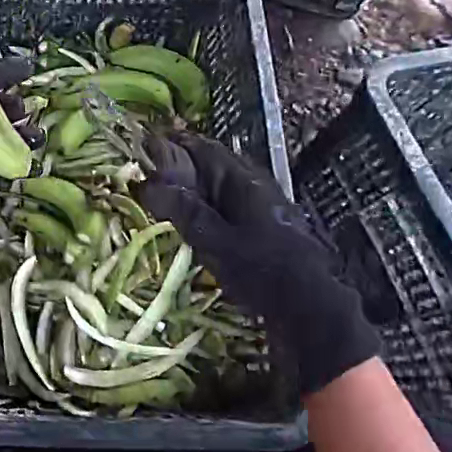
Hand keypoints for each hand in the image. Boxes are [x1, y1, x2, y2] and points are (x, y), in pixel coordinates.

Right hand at [139, 135, 382, 394]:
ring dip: (193, 184)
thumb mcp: (213, 239)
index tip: (144, 148)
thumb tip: (147, 183)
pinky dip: (206, 203)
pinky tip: (194, 219)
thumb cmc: (259, 270)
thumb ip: (182, 209)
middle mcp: (253, 183)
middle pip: (211, 163)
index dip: (172, 144)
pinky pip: (227, 203)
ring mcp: (260, 204)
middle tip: (149, 172)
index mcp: (241, 179)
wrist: (307, 307)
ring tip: (164, 193)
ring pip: (219, 183)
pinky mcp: (262, 225)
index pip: (201, 148)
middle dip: (180, 163)